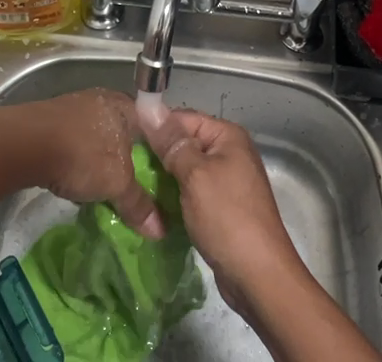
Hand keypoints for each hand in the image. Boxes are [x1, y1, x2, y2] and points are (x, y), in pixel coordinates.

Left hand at [11, 88, 162, 238]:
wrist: (24, 143)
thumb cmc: (81, 154)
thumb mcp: (117, 184)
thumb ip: (138, 204)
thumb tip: (160, 230)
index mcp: (127, 106)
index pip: (156, 127)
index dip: (163, 151)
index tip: (167, 175)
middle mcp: (105, 100)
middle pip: (128, 131)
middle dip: (132, 157)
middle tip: (139, 185)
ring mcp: (77, 108)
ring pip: (102, 137)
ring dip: (105, 158)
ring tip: (109, 185)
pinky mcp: (53, 121)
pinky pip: (79, 141)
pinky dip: (83, 158)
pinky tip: (80, 177)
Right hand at [139, 108, 305, 313]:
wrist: (257, 274)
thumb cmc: (226, 217)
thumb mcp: (195, 175)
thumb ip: (172, 143)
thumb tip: (149, 107)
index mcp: (227, 136)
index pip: (183, 118)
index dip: (155, 127)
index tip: (124, 140)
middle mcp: (229, 153)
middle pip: (184, 144)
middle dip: (157, 156)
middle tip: (125, 168)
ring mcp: (226, 181)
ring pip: (185, 171)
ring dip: (164, 180)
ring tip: (135, 188)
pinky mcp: (221, 207)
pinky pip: (191, 193)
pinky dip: (175, 198)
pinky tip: (154, 208)